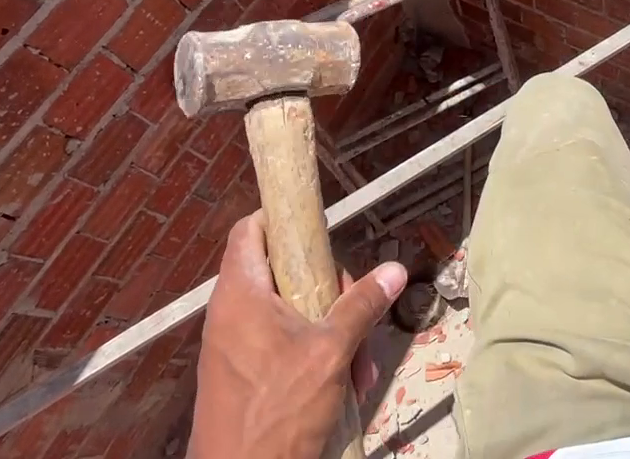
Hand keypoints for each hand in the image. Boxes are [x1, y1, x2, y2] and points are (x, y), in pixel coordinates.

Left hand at [188, 212, 407, 458]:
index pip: (251, 230)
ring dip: (334, 328)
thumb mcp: (331, 352)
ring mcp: (238, 346)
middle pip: (286, 270)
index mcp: (241, 295)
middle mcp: (233, 314)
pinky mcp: (246, 374)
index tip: (322, 225)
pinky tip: (347, 382)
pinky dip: (318, 354)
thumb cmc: (276, 412)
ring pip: (294, 311)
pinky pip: (286, 344)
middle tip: (359, 309)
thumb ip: (362, 305)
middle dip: (332, 289)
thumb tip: (396, 269)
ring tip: (360, 364)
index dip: (283, 217)